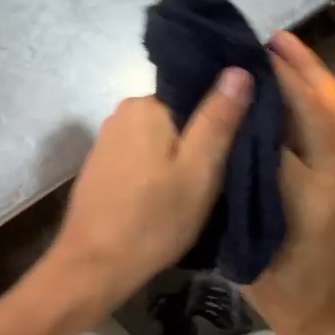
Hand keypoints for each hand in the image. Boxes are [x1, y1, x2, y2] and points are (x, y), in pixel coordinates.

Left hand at [45, 69, 251, 315]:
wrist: (94, 266)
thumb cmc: (153, 219)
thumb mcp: (199, 171)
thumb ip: (218, 118)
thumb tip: (238, 68)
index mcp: (146, 104)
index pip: (195, 92)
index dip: (222, 115)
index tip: (240, 142)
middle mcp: (123, 111)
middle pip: (178, 115)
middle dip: (201, 138)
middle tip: (224, 173)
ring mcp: (109, 138)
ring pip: (161, 137)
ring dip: (180, 156)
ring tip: (200, 188)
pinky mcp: (103, 163)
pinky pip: (143, 154)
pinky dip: (159, 168)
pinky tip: (169, 194)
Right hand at [242, 31, 334, 334]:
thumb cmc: (288, 295)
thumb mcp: (249, 255)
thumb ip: (237, 200)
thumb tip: (220, 148)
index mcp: (307, 200)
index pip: (280, 134)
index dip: (257, 97)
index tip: (229, 68)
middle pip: (319, 109)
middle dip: (293, 70)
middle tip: (263, 40)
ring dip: (312, 74)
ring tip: (284, 46)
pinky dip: (320, 94)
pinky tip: (298, 82)